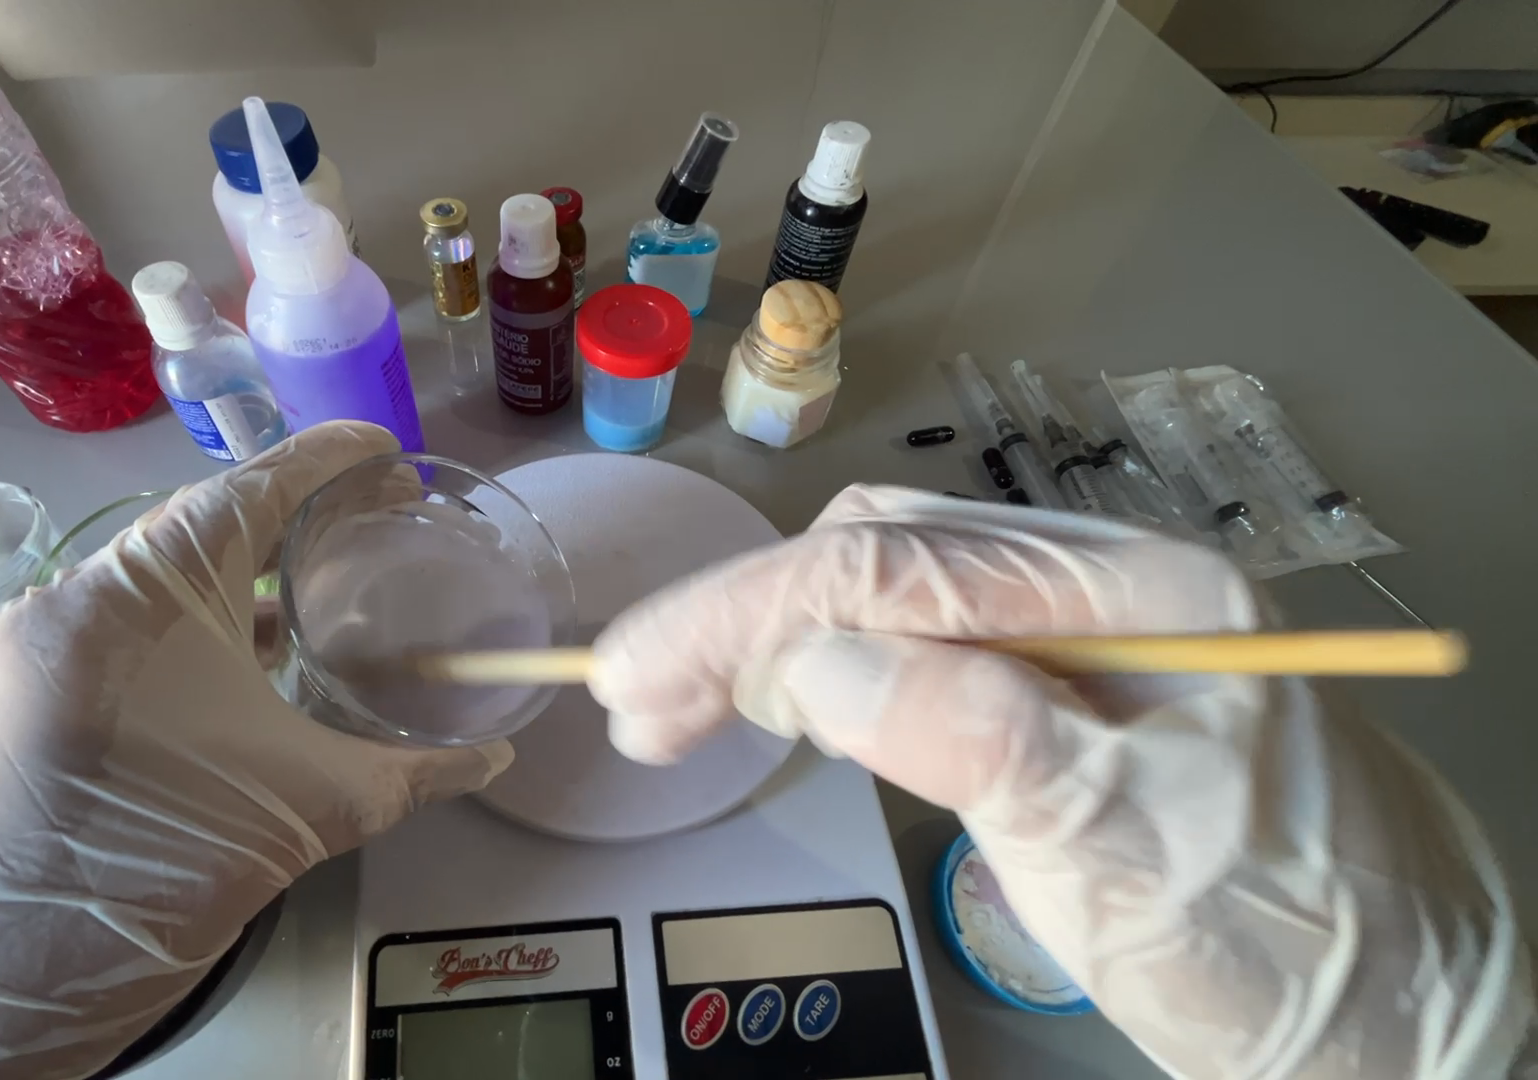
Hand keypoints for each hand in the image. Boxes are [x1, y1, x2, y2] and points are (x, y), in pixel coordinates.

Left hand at [0, 422, 509, 1079]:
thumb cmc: (148, 880)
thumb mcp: (301, 814)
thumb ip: (410, 774)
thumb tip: (492, 760)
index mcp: (139, 607)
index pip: (247, 494)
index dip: (323, 458)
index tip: (383, 445)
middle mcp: (73, 600)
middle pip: (207, 521)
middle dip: (301, 507)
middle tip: (379, 505)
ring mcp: (30, 637)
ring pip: (162, 570)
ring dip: (248, 563)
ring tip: (325, 568)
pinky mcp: (8, 679)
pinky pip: (125, 616)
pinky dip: (200, 614)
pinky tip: (251, 644)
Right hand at [591, 485, 1529, 1078]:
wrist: (1385, 1003)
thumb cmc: (1272, 944)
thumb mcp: (1124, 853)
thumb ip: (972, 734)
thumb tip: (810, 666)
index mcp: (1124, 590)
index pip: (888, 571)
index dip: (744, 615)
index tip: (636, 673)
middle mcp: (1071, 574)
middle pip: (858, 560)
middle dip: (729, 620)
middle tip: (630, 692)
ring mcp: (1037, 616)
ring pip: (854, 590)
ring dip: (749, 639)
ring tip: (667, 704)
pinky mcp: (1009, 664)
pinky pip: (879, 635)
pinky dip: (798, 663)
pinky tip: (755, 696)